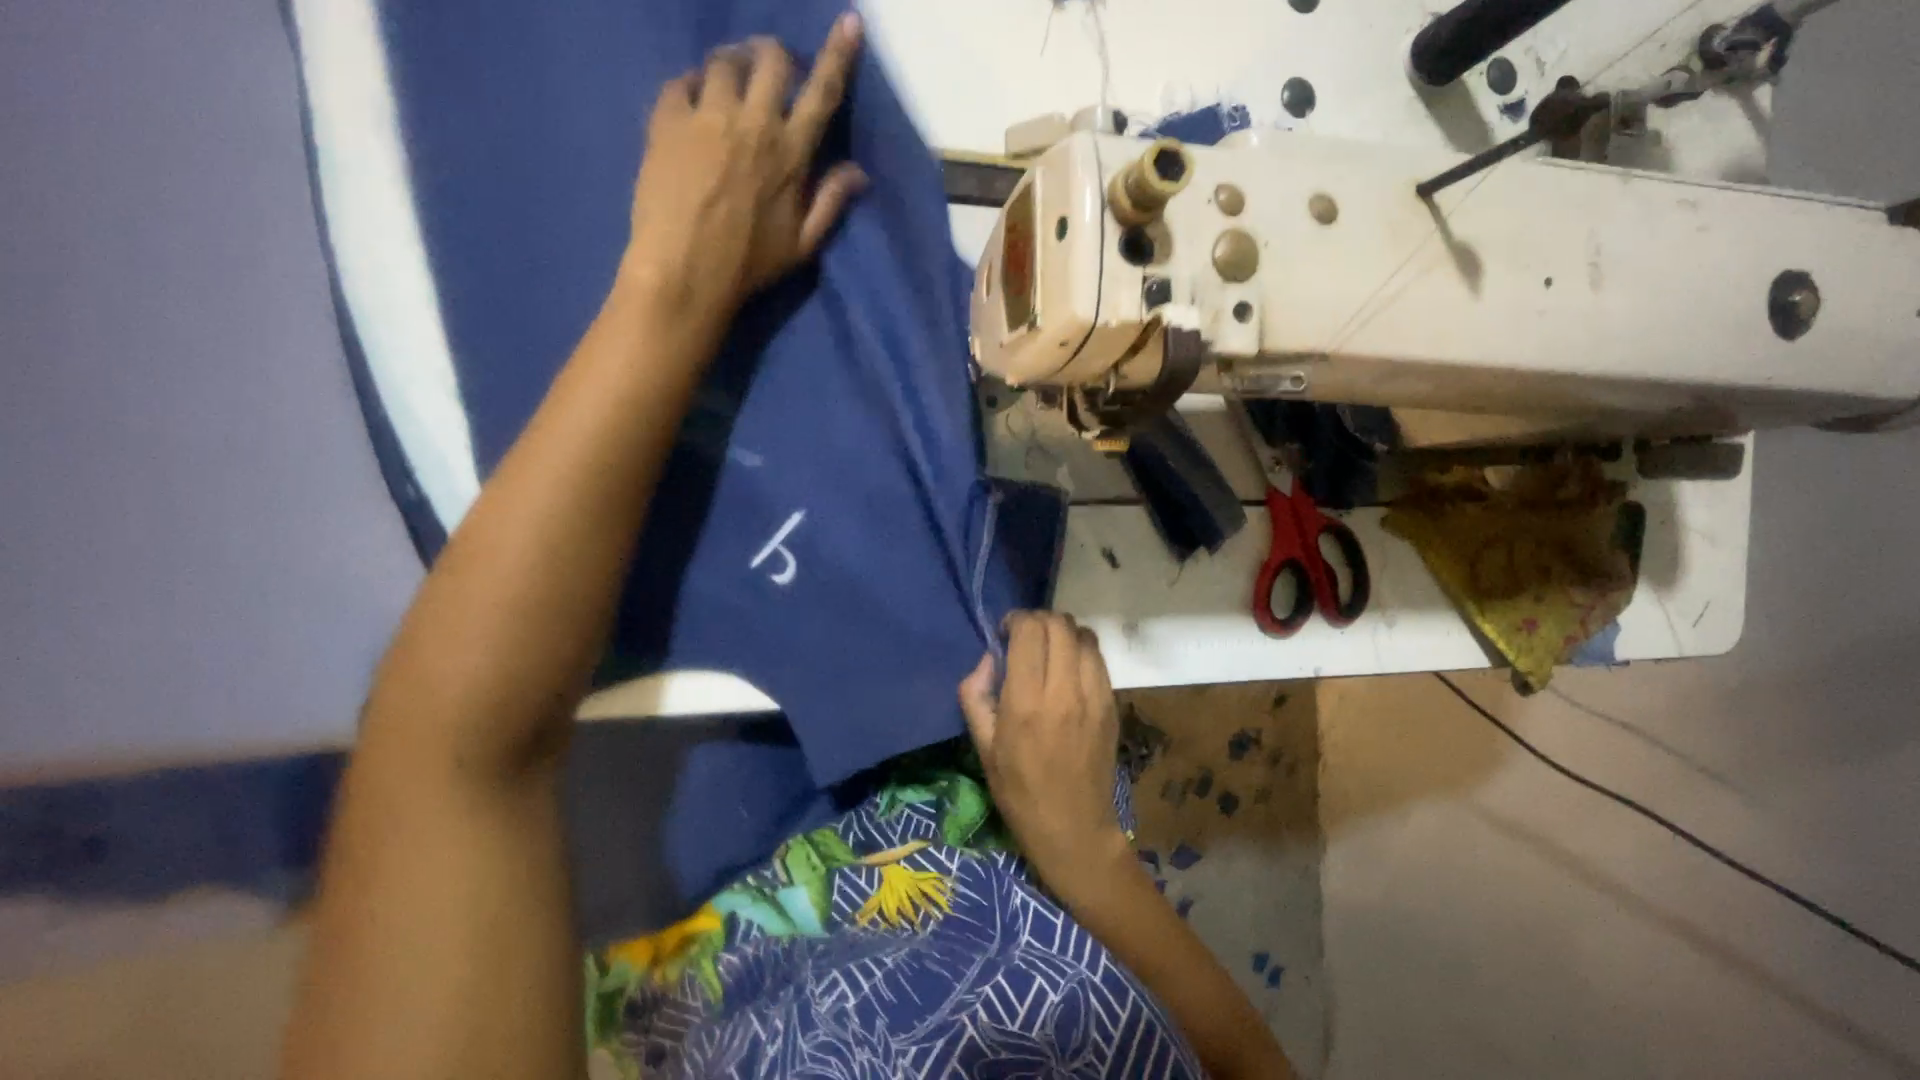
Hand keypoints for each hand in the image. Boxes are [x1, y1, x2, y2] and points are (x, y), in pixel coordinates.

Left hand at [623, 15, 866, 321]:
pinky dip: (689, 86)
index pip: (822, 92)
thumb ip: (830, 203)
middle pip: (771, 59)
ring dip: (731, 66)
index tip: (849, 24)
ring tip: (726, 83)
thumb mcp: (802, 245)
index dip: (838, 54)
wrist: (683, 274)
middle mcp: (753, 124)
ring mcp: (708, 118)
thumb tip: (858, 172)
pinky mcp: (667, 122)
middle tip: (767, 69)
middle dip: (773, 55)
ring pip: (724, 62)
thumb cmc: (749, 266)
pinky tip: (690, 104)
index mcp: (792, 153)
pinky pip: (680, 82)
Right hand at [959, 612, 1129, 886]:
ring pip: (1084, 635)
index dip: (1015, 621)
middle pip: (1059, 625)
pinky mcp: (1112, 705)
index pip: (1029, 631)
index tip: (1005, 633)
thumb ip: (976, 696)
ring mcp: (1095, 697)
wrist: (1073, 828)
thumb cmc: (1019, 792)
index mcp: (1026, 703)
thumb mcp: (983, 748)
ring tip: (1050, 651)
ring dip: (1063, 633)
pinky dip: (1082, 651)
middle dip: (1038, 621)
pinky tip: (1069, 670)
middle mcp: (1064, 691)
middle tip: (1025, 638)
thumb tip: (987, 659)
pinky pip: (1099, 659)